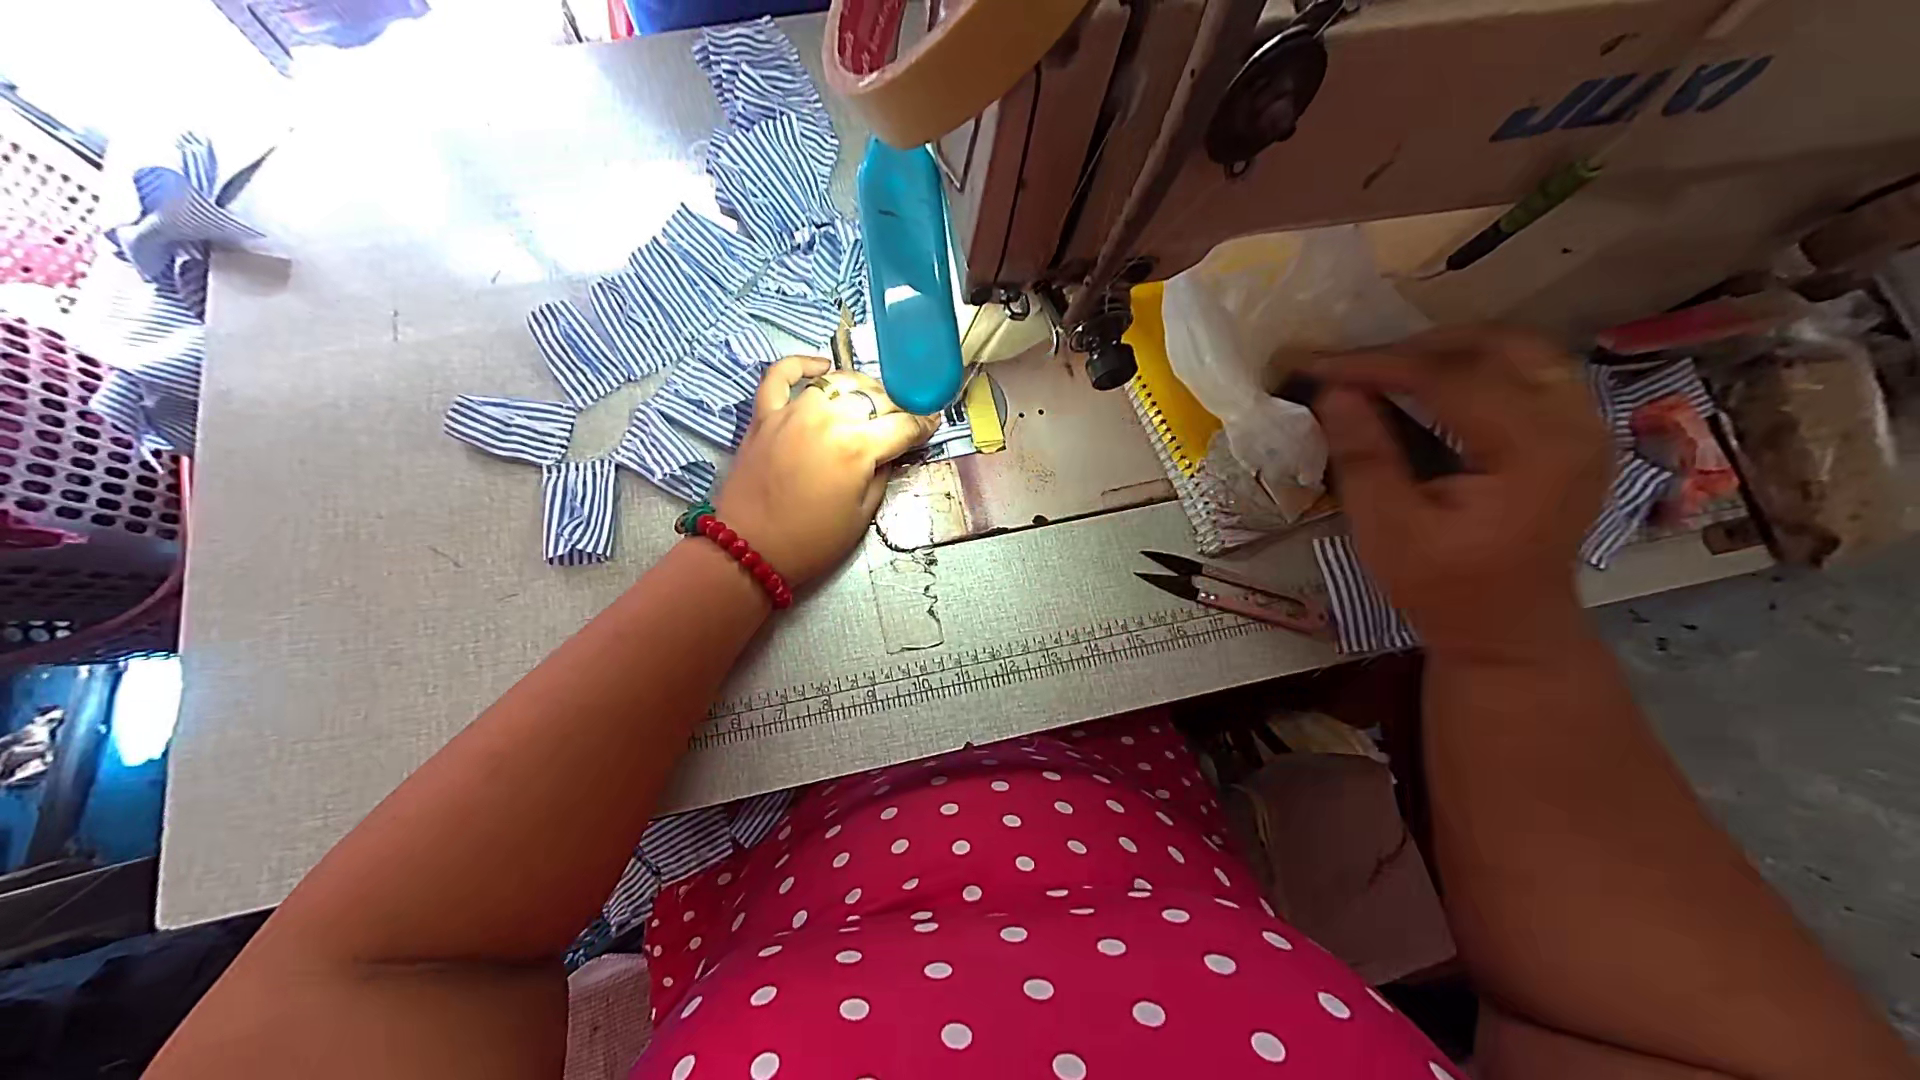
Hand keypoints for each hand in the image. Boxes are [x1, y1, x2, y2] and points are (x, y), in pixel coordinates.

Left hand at [713, 357, 937, 587]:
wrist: (749, 551)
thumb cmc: (812, 542)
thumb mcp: (862, 516)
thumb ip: (881, 475)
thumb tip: (889, 453)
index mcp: (857, 448)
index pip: (902, 425)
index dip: (922, 425)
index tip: (930, 425)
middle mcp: (827, 419)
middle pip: (874, 398)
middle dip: (895, 407)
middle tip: (900, 421)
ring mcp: (792, 412)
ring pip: (836, 382)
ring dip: (859, 388)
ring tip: (869, 400)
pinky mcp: (764, 415)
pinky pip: (781, 375)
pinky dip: (801, 365)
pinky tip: (821, 367)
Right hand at [1311, 326, 1610, 658]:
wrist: (1507, 626)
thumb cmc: (1444, 586)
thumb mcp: (1387, 528)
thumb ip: (1363, 455)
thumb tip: (1331, 392)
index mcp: (1536, 452)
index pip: (1452, 378)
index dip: (1379, 364)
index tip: (1318, 364)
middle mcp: (1576, 424)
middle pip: (1496, 347)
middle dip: (1415, 348)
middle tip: (1353, 367)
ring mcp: (1585, 424)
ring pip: (1516, 350)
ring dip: (1445, 351)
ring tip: (1385, 371)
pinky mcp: (1574, 431)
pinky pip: (1525, 371)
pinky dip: (1472, 366)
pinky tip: (1429, 386)